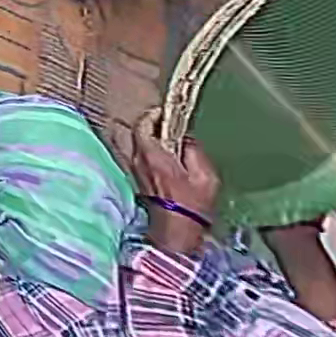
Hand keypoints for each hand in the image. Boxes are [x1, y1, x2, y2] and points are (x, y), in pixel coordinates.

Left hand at [130, 111, 219, 254]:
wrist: (175, 224)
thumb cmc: (193, 201)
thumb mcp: (204, 174)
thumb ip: (193, 151)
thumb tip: (185, 137)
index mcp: (152, 155)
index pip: (142, 126)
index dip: (152, 116)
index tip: (164, 112)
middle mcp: (136, 158)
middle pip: (134, 132)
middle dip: (148, 123)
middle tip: (166, 121)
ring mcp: (132, 167)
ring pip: (132, 142)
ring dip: (145, 135)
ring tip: (164, 135)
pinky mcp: (134, 175)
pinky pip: (135, 154)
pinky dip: (144, 147)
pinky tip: (160, 151)